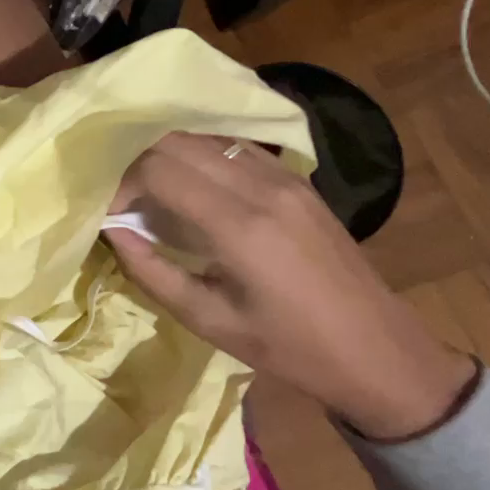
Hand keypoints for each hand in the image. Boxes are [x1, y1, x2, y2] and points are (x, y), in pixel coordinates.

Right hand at [105, 133, 475, 440]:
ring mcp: (285, 177)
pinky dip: (198, 156)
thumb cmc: (289, 348)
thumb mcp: (207, 320)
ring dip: (167, 153)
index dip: (121, 184)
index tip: (109, 214)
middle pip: (177, 141)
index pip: (158, 169)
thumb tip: (110, 230)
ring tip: (149, 189)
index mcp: (240, 225)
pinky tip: (189, 186)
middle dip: (136, 161)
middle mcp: (262, 187)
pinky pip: (233, 148)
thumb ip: (150, 270)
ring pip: (205, 137)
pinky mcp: (298, 180)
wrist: (380, 353)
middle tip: (122, 198)